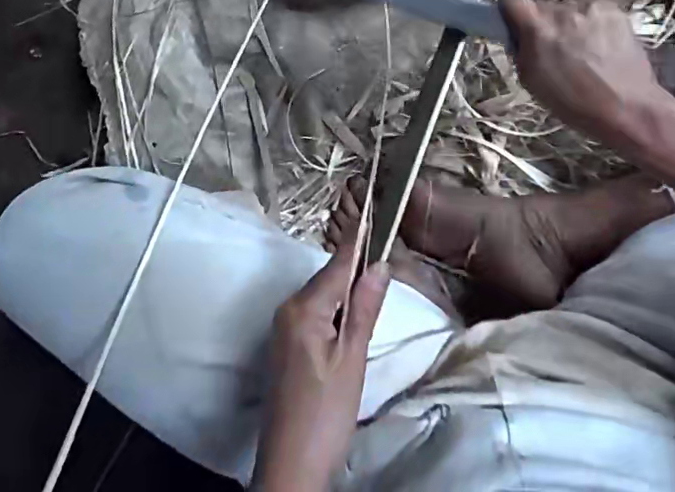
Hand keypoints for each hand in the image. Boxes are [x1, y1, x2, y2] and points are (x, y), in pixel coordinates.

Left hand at [252, 239, 389, 491]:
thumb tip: (379, 262)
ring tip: (380, 284)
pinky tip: (356, 318)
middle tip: (390, 254)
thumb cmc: (326, 412)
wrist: (290, 471)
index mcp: (303, 308)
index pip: (338, 263)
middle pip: (330, 277)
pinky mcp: (287, 349)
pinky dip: (338, 310)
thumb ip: (365, 307)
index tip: (374, 209)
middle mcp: (288, 311)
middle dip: (358, 268)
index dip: (360, 239)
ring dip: (350, 290)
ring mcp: (284, 331)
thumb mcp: (353, 357)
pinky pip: (317, 314)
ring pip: (325, 296)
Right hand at [500, 0, 674, 164]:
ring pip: (570, 9)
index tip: (518, 24)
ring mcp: (591, 6)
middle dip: (546, 24)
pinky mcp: (613, 9)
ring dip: (572, 25)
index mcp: (538, 27)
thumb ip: (522, 48)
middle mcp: (563, 9)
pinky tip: (604, 48)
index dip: (512, 10)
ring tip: (586, 53)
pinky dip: (594, 25)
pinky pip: (594, 12)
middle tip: (557, 50)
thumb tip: (519, 31)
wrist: (629, 106)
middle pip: (545, 6)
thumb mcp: (532, 81)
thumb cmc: (575, 103)